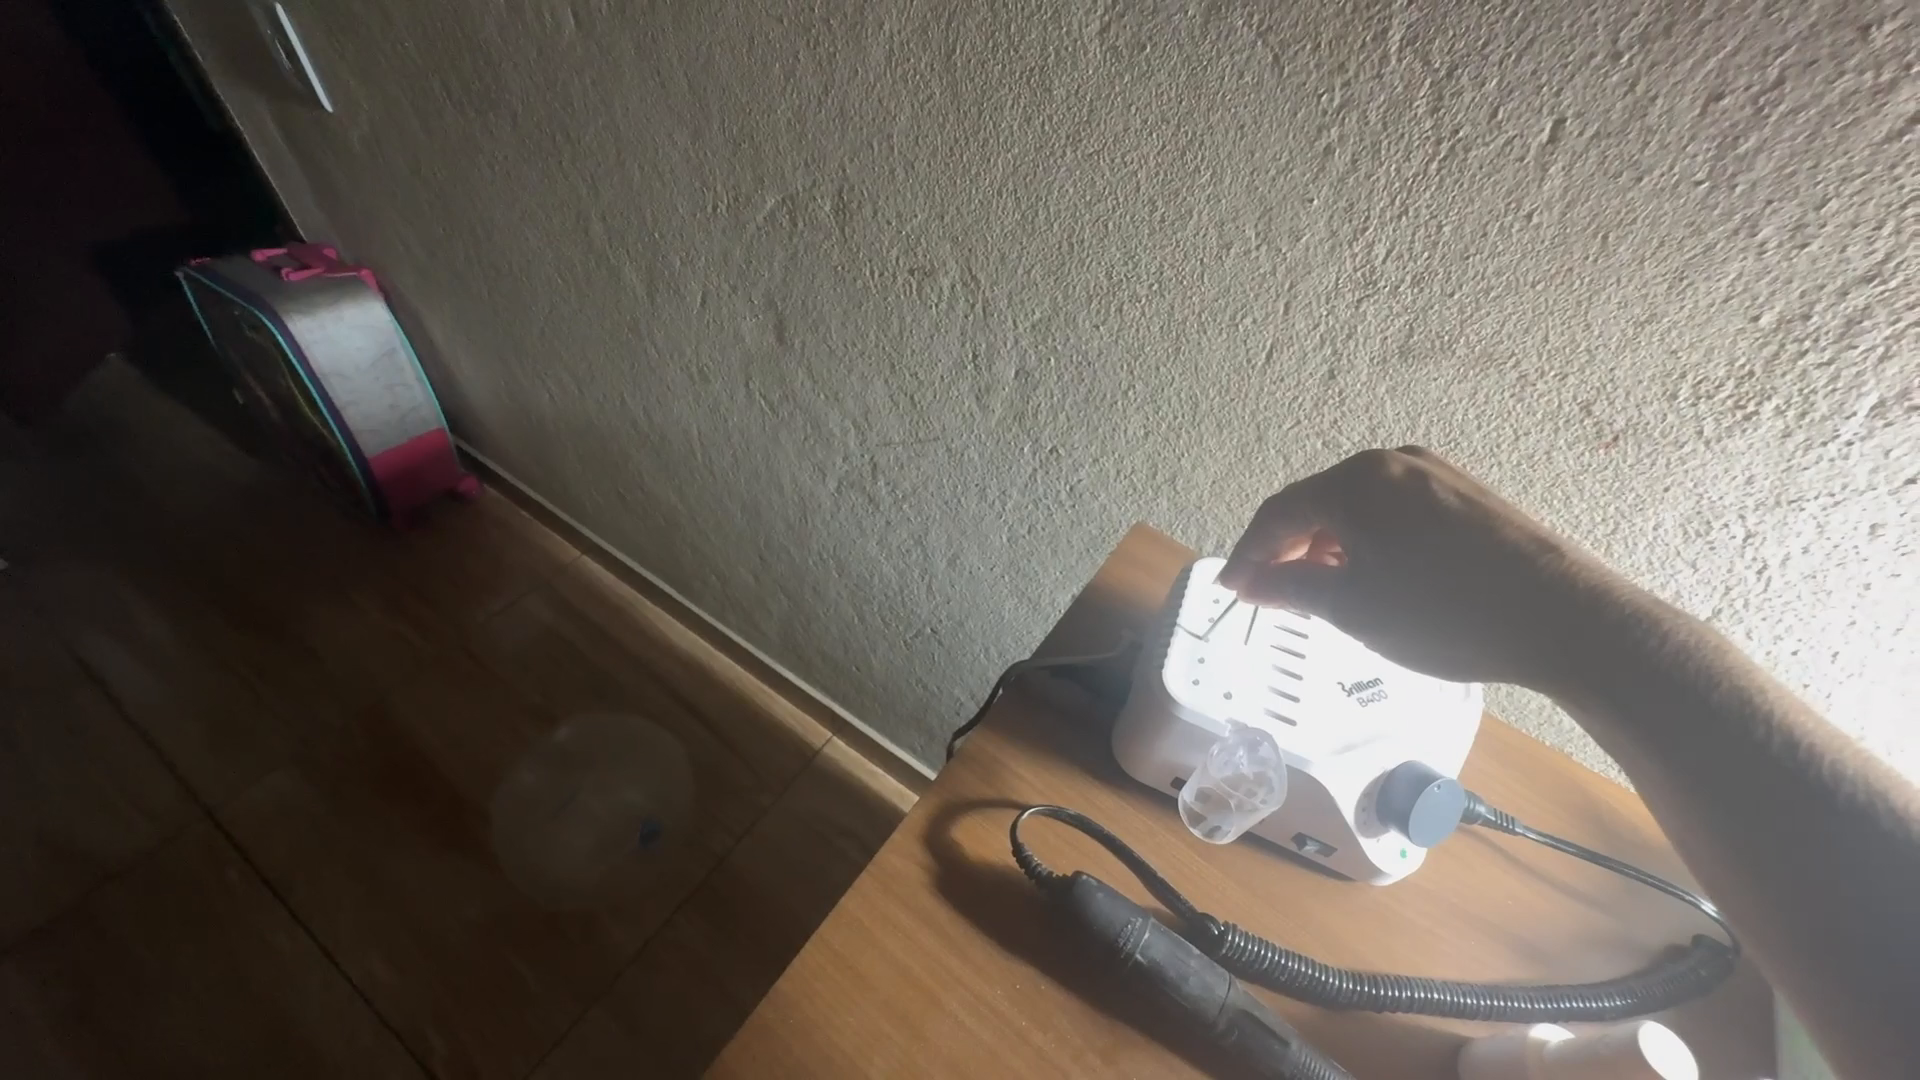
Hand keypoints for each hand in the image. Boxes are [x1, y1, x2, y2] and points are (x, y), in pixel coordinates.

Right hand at [1217, 447, 1626, 689]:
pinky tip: (1373, 577)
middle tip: (1274, 596)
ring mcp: (1433, 473)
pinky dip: (1367, 543)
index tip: (1232, 591)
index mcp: (1353, 480)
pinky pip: (1392, 512)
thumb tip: (1248, 582)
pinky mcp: (1466, 493)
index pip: (1278, 514)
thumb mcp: (1349, 606)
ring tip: (1323, 593)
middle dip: (1288, 552)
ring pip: (1355, 509)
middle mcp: (1389, 462)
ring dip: (1327, 549)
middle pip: (1315, 506)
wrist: (1569, 621)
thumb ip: (1286, 587)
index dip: (1248, 555)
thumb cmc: (1441, 613)